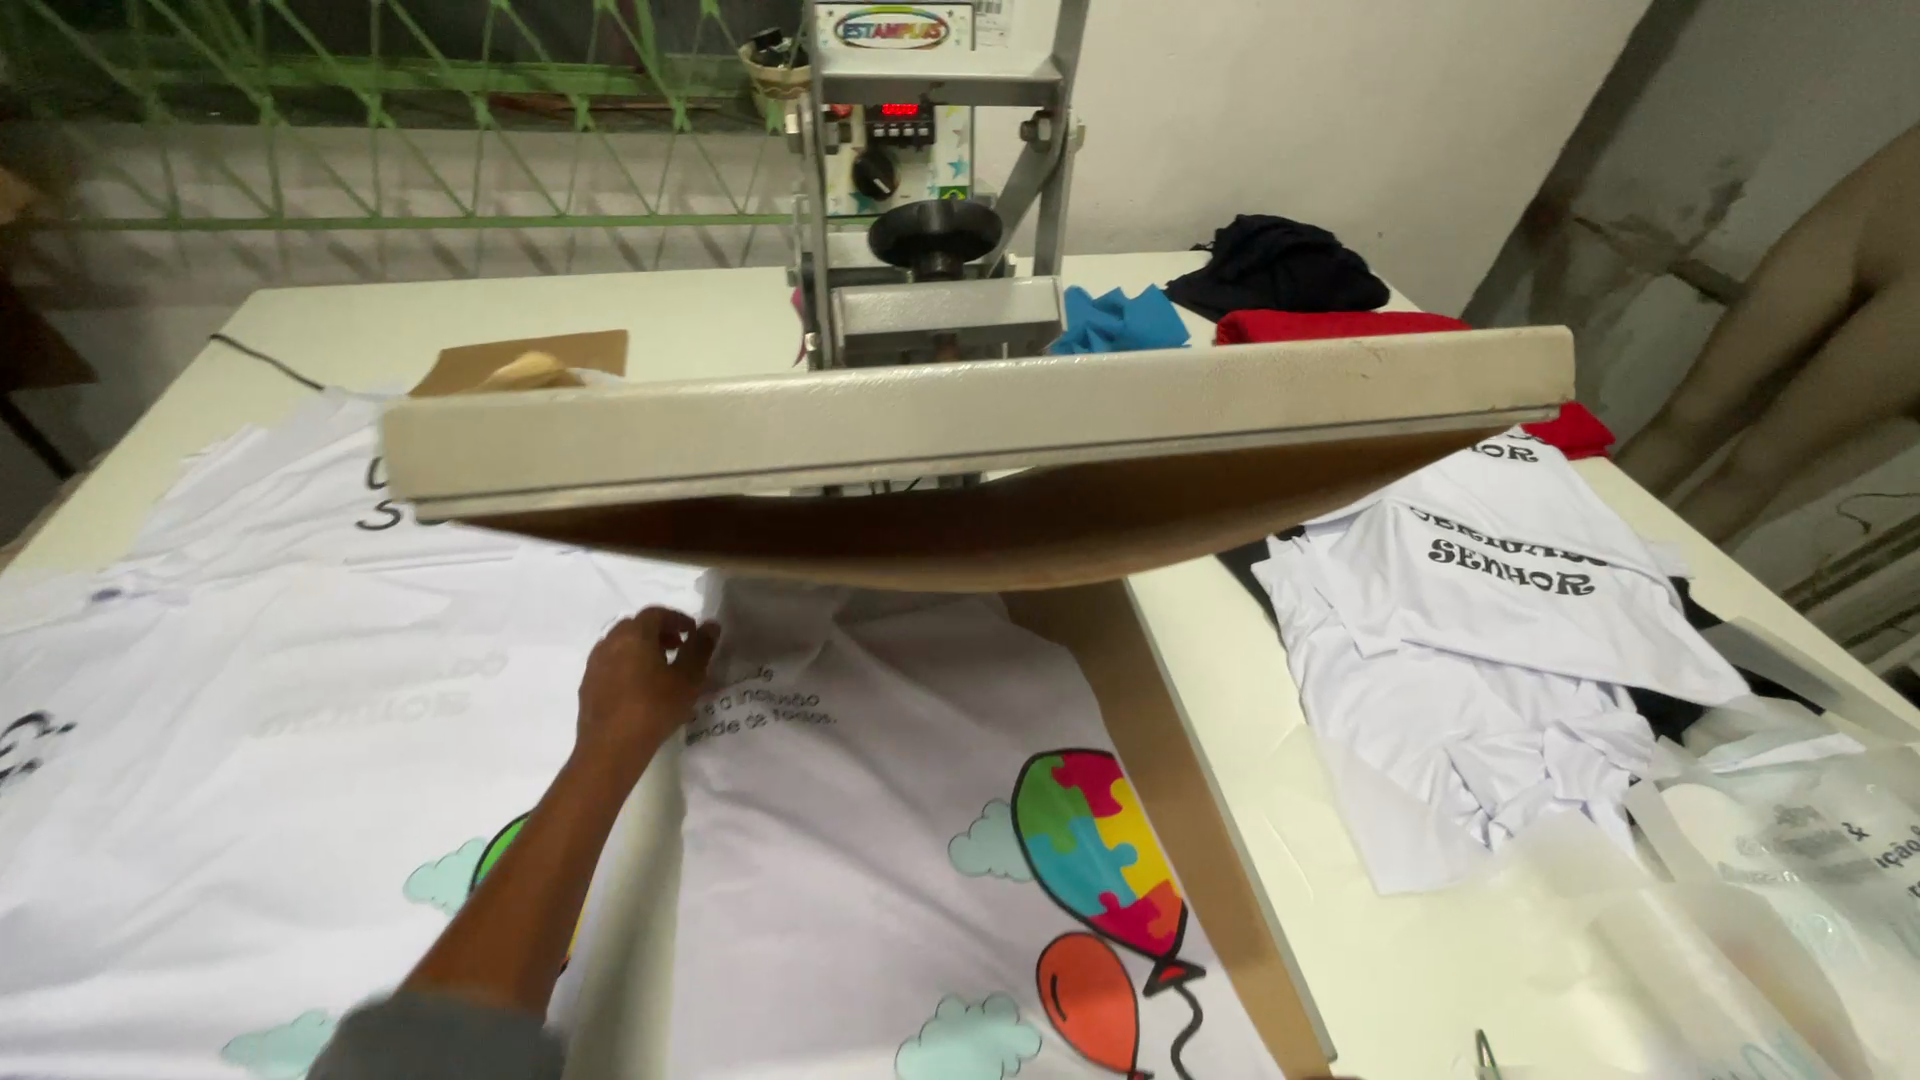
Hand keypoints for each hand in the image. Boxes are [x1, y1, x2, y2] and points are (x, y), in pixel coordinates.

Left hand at [575, 607, 719, 772]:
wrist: (611, 748)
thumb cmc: (655, 708)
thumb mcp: (688, 678)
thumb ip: (700, 648)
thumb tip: (711, 625)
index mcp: (634, 635)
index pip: (656, 613)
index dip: (677, 619)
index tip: (693, 633)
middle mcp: (609, 643)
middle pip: (636, 626)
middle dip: (659, 632)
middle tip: (678, 649)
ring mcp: (594, 664)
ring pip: (620, 645)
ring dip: (641, 649)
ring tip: (660, 670)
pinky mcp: (587, 685)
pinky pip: (610, 664)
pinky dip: (627, 665)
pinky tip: (639, 689)